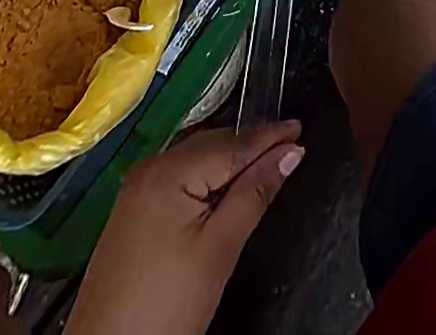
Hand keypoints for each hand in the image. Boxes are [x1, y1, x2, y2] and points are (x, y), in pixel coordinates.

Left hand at [69, 122, 303, 334]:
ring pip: (200, 157)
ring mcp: (138, 187)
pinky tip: (230, 184)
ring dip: (233, 158)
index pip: (233, 144)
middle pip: (215, 144)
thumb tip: (290, 153)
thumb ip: (255, 192)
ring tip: (269, 160)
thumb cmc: (165, 307)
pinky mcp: (135, 207)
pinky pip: (183, 173)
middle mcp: (150, 168)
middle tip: (291, 144)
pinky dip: (211, 174)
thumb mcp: (220, 248)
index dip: (271, 135)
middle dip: (253, 143)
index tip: (299, 128)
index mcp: (169, 172)